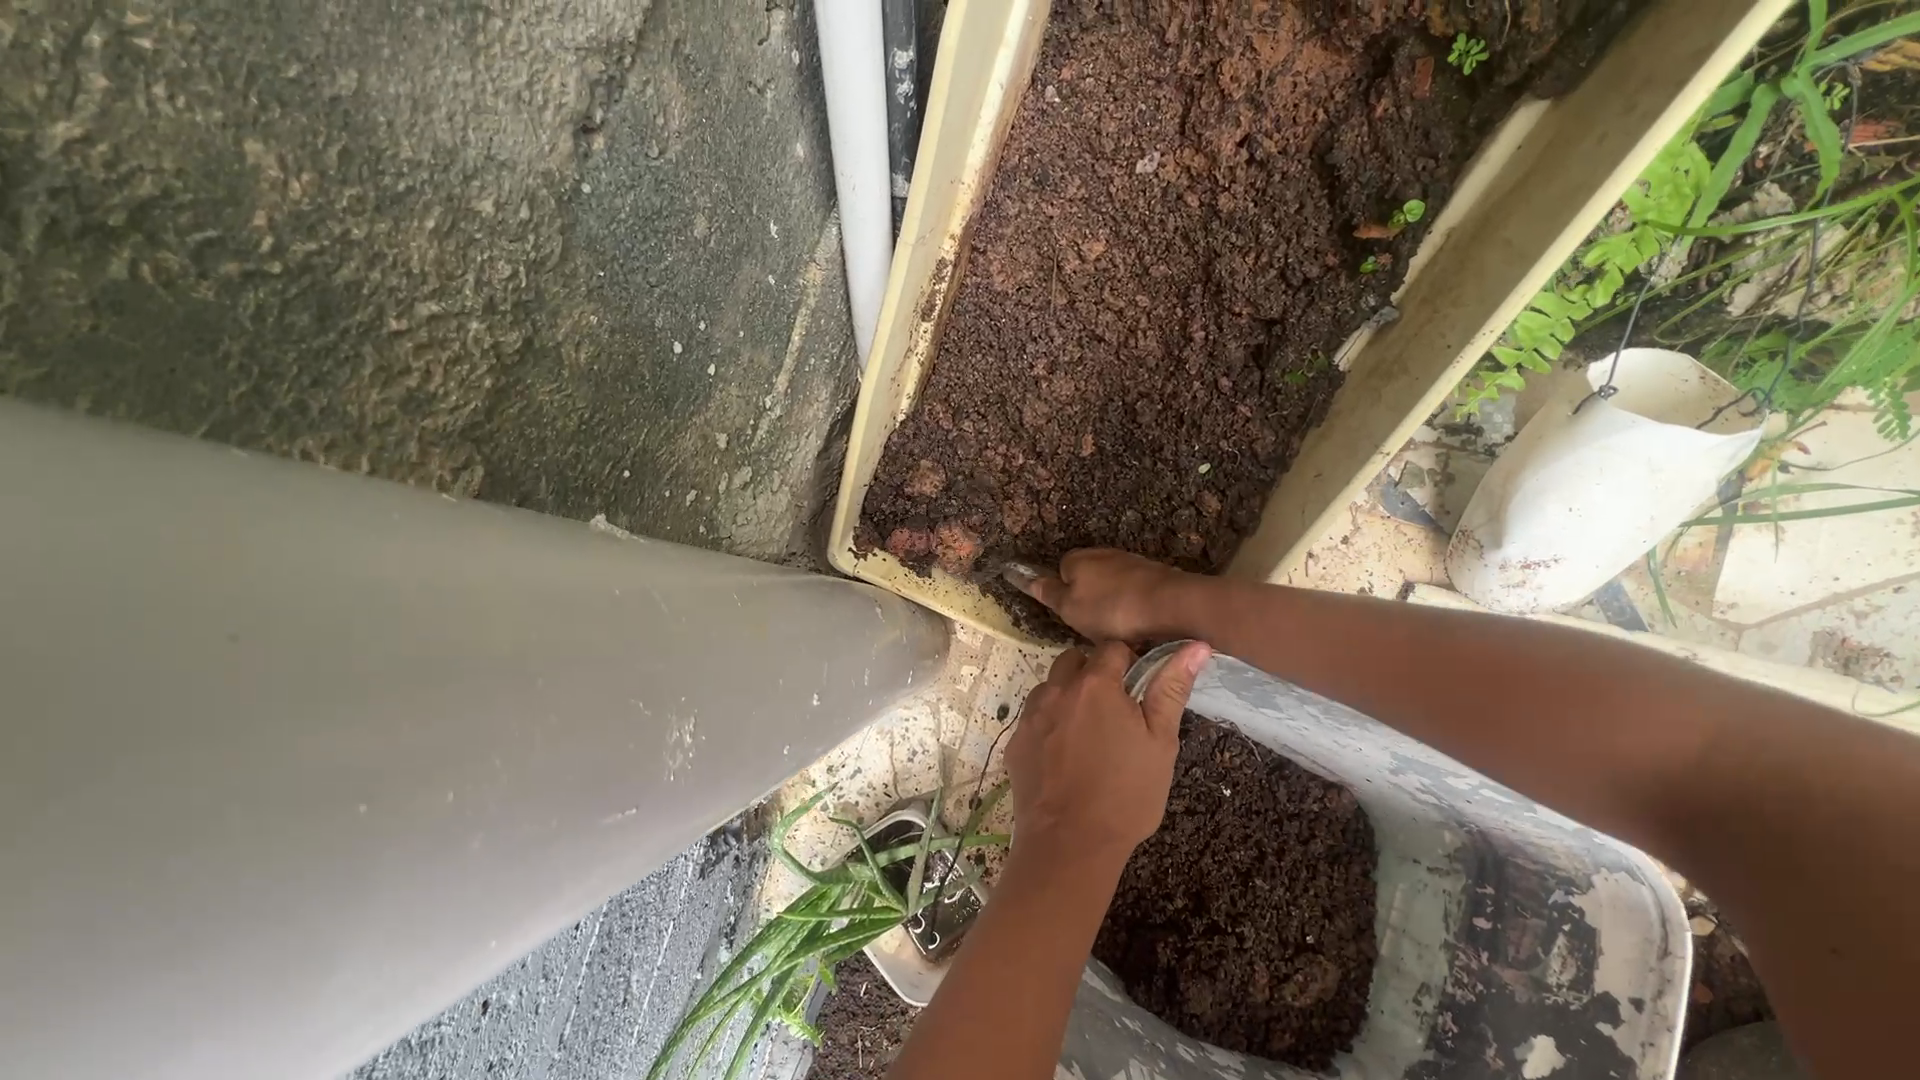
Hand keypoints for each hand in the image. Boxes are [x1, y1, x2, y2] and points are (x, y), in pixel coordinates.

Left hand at [1005, 640, 1211, 868]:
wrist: (1069, 843)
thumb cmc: (1126, 794)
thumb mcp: (1161, 742)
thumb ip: (1171, 689)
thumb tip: (1196, 647)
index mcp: (1096, 685)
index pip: (1112, 648)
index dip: (1129, 662)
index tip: (1138, 687)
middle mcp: (1057, 690)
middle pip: (1074, 661)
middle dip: (1093, 674)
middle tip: (1114, 710)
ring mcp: (1031, 716)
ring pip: (1050, 687)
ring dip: (1068, 697)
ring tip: (1088, 733)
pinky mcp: (1015, 742)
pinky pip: (1034, 718)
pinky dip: (1049, 724)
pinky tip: (1064, 755)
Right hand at [1009, 549, 1201, 643]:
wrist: (1170, 605)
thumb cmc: (1111, 610)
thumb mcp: (1069, 609)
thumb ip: (1048, 593)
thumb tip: (1025, 576)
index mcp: (1078, 558)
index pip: (1060, 570)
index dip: (1064, 595)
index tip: (1072, 616)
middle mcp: (1104, 554)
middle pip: (1088, 579)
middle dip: (1090, 600)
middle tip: (1094, 627)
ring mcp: (1133, 563)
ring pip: (1113, 587)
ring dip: (1114, 605)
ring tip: (1119, 631)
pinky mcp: (1156, 576)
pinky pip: (1136, 594)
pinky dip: (1135, 608)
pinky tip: (1141, 627)